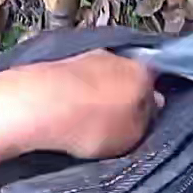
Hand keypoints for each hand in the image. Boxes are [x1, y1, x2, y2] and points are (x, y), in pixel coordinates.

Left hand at [0, 50, 158, 158]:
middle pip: (126, 80)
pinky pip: (74, 82)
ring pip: (99, 80)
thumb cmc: (89, 123)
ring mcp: (84, 56)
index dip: (149, 108)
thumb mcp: (132, 136)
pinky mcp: (57, 62)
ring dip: (95, 98)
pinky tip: (66, 112)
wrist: (37, 104)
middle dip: (121, 101)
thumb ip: (146, 122)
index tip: (141, 125)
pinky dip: (73, 95)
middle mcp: (114, 56)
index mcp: (141, 71)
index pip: (155, 87)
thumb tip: (149, 110)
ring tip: (84, 124)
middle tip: (113, 127)